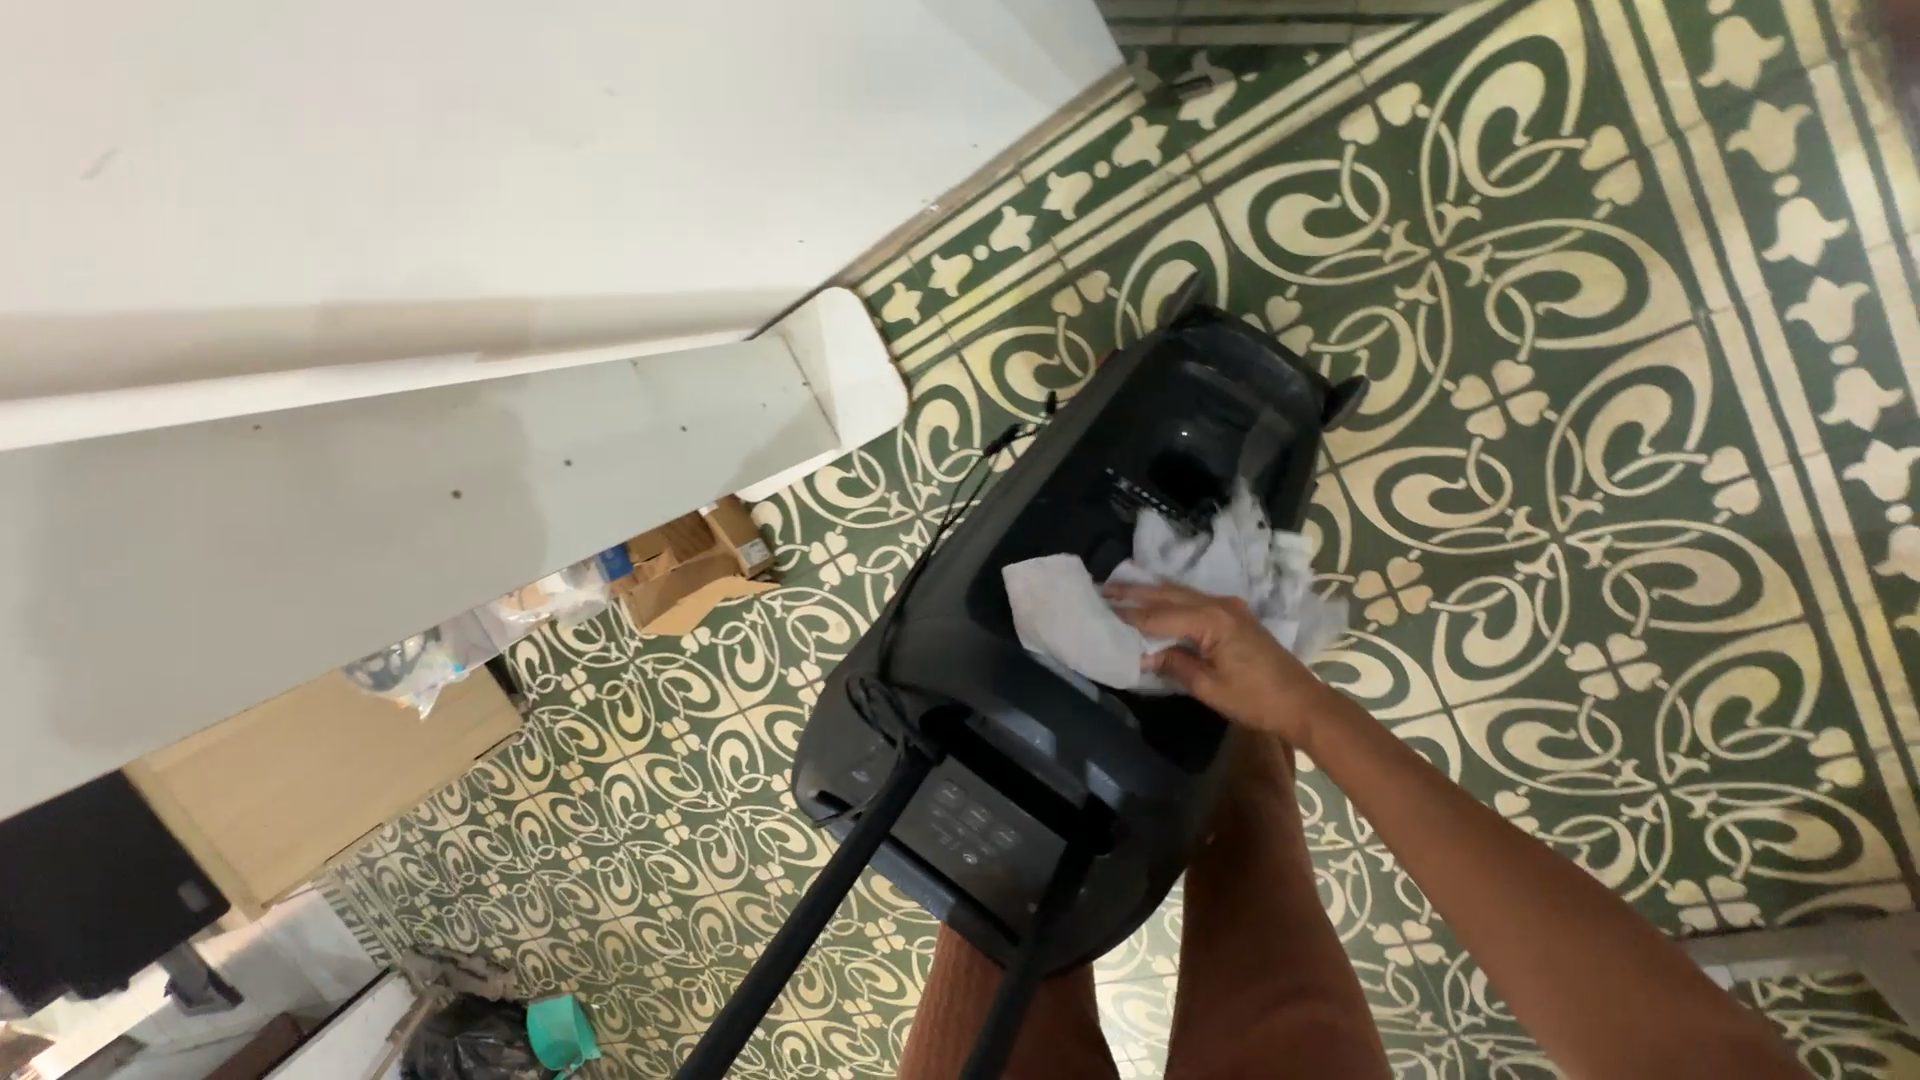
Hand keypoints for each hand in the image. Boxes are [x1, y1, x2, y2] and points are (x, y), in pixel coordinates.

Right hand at [1103, 581, 1341, 746]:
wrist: (1301, 702)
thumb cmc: (1255, 699)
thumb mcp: (1208, 688)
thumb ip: (1175, 664)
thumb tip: (1146, 653)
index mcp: (1212, 620)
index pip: (1160, 615)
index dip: (1130, 615)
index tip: (1101, 610)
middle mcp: (1219, 605)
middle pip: (1168, 594)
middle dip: (1134, 592)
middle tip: (1102, 589)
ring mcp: (1228, 607)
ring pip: (1180, 592)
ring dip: (1150, 592)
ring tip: (1120, 589)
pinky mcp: (1233, 615)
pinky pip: (1193, 600)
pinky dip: (1169, 599)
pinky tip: (1154, 600)